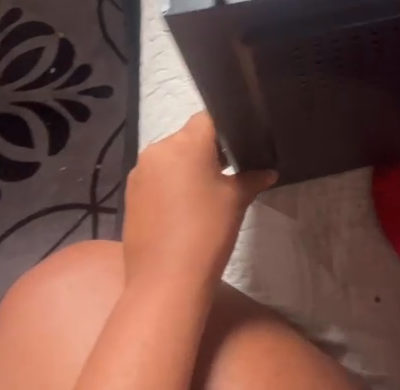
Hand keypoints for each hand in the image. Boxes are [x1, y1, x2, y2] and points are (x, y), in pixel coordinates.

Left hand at [122, 113, 275, 288]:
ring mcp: (140, 173)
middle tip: (226, 172)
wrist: (165, 282)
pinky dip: (170, 184)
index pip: (208, 118)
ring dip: (186, 167)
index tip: (240, 145)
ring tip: (204, 193)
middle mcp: (158, 150)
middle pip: (187, 137)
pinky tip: (183, 209)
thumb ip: (252, 178)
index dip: (226, 128)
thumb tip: (269, 172)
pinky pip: (156, 177)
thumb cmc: (207, 232)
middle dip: (206, 150)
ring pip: (170, 157)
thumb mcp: (236, 200)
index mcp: (185, 142)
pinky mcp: (130, 195)